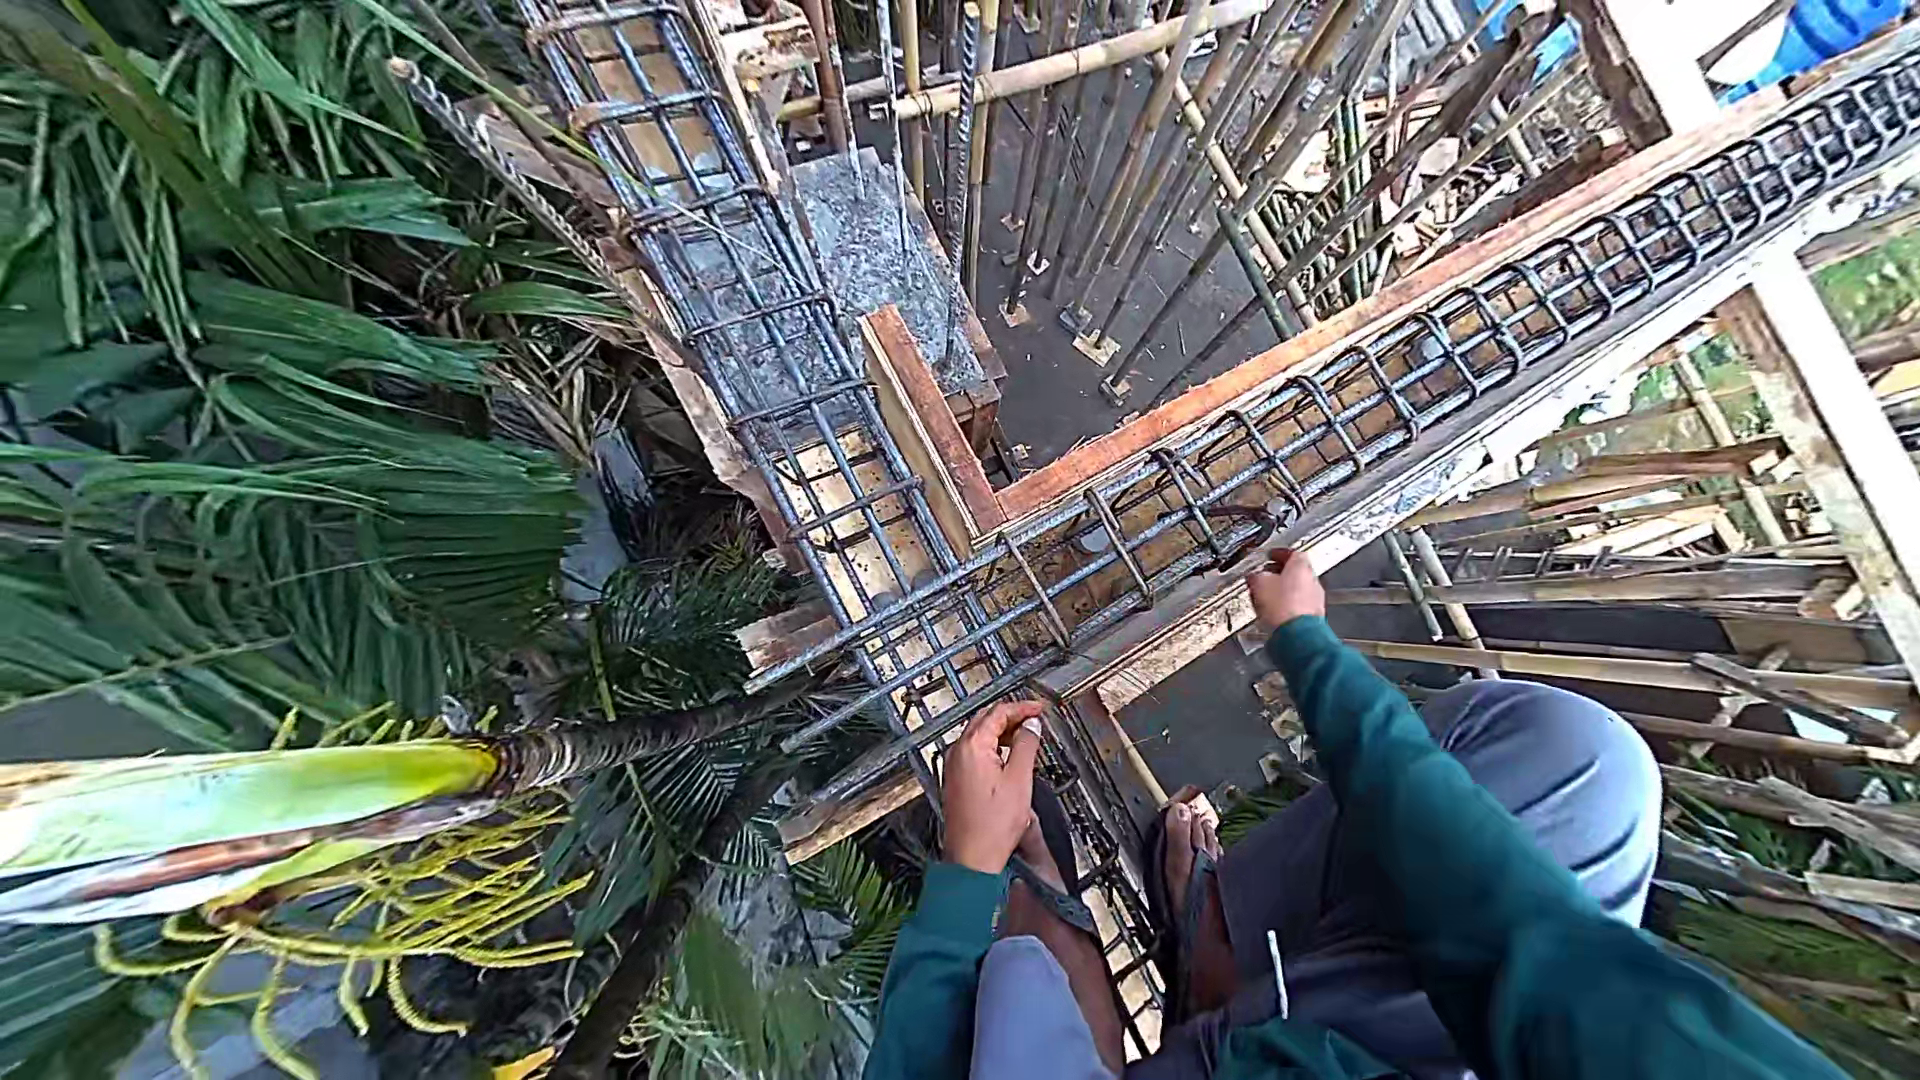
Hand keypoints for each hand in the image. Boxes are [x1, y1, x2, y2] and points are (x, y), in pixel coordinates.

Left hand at [941, 699, 1045, 874]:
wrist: (972, 858)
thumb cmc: (992, 826)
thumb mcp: (1019, 780)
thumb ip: (1026, 745)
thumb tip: (1030, 725)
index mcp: (972, 746)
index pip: (998, 712)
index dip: (1021, 707)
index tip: (1037, 709)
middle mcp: (958, 751)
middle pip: (985, 719)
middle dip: (1010, 715)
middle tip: (1032, 717)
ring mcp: (954, 764)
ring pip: (979, 734)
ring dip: (1001, 730)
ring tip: (1024, 735)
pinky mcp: (955, 777)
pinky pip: (974, 750)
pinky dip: (992, 745)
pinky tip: (1007, 756)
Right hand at [1248, 547, 1323, 632]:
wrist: (1295, 634)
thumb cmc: (1283, 607)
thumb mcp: (1258, 582)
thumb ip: (1256, 575)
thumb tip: (1254, 575)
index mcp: (1302, 566)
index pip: (1292, 553)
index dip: (1279, 554)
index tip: (1271, 555)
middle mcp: (1312, 581)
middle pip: (1296, 571)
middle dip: (1280, 573)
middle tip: (1265, 575)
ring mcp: (1314, 599)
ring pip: (1297, 589)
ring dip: (1282, 590)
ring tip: (1266, 595)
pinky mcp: (1311, 616)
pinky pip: (1298, 605)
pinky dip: (1286, 605)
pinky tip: (1274, 610)